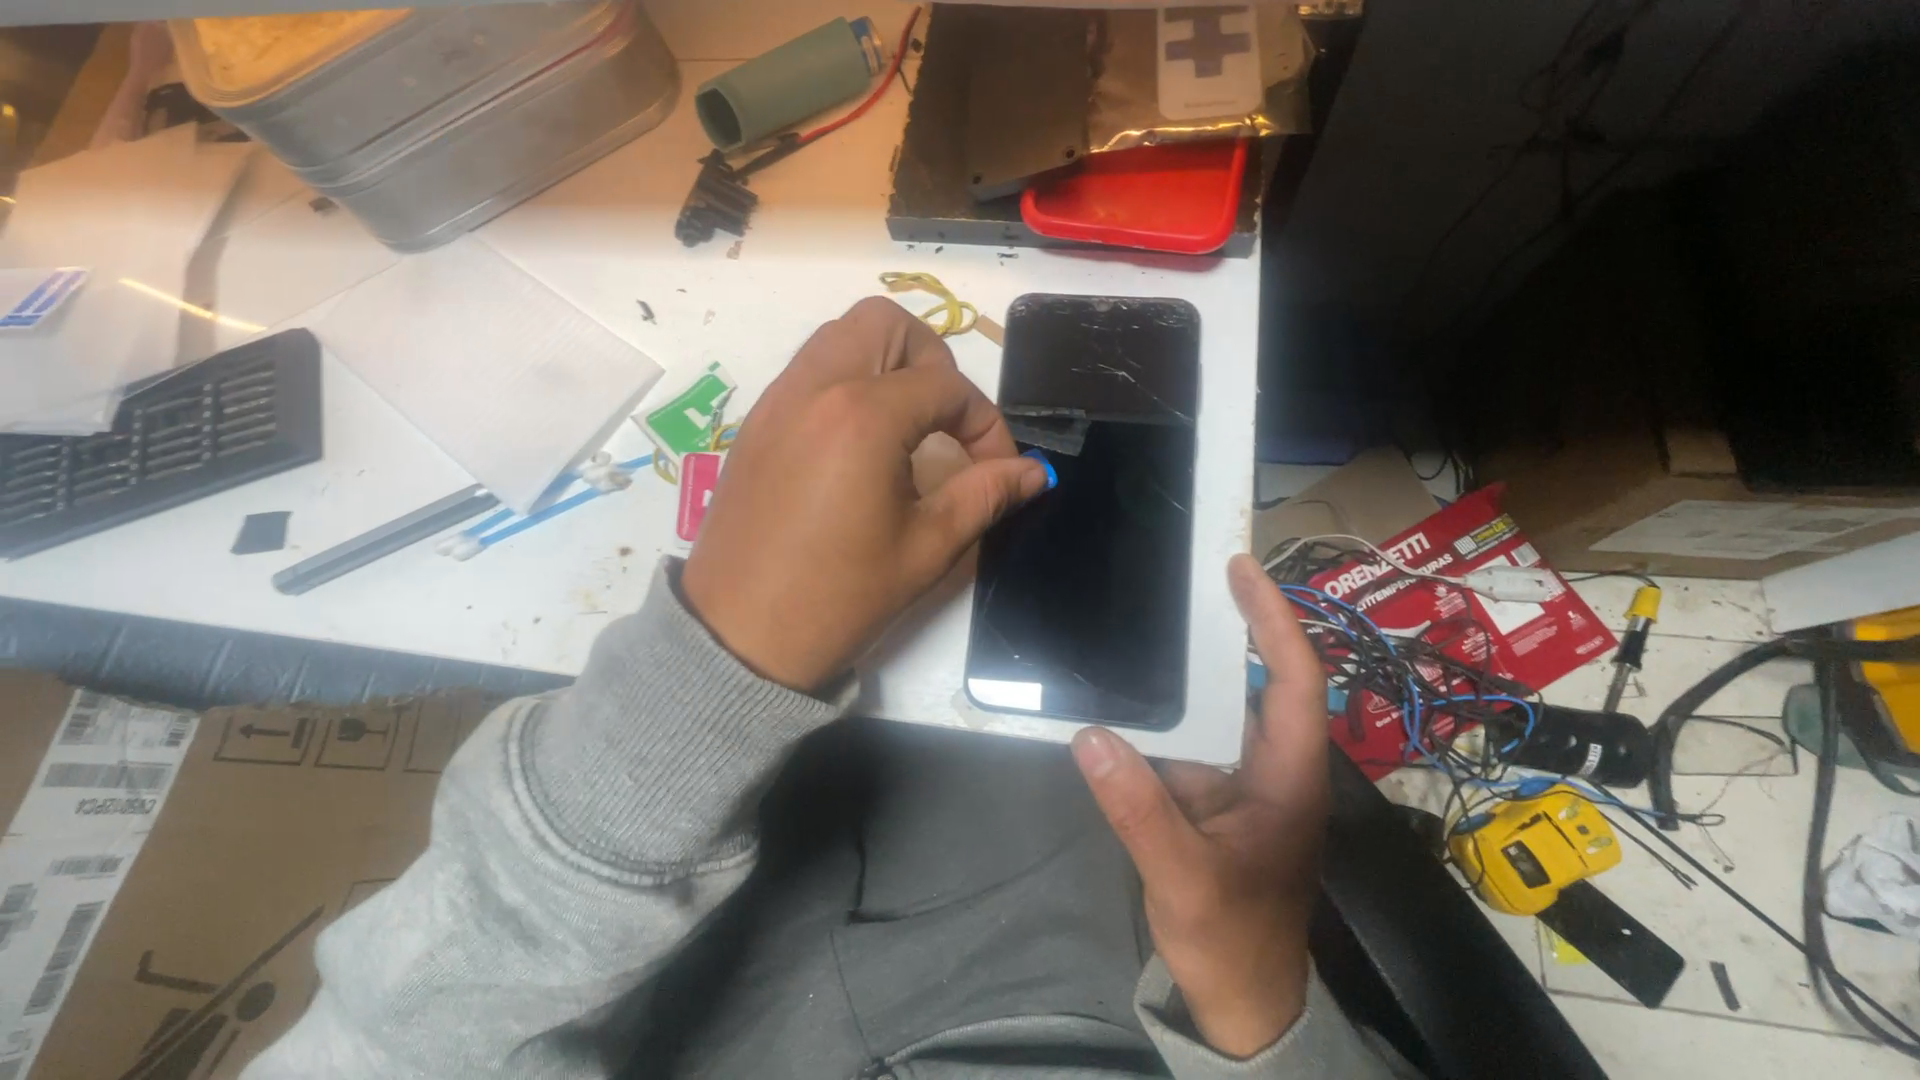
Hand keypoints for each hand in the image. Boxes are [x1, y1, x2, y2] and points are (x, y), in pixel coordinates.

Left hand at [682, 297, 1048, 692]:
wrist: (738, 637)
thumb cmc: (838, 597)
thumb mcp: (926, 548)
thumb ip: (984, 495)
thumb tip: (1034, 472)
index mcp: (863, 416)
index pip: (947, 387)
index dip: (987, 425)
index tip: (1000, 469)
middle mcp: (816, 387)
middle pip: (886, 324)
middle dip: (932, 361)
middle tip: (945, 422)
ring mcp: (778, 400)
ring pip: (840, 336)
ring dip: (886, 363)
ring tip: (907, 428)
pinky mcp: (756, 423)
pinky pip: (809, 370)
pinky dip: (845, 381)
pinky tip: (859, 445)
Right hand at [1071, 554, 1328, 1057]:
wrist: (1243, 1004)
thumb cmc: (1233, 941)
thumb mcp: (1184, 878)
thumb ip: (1138, 809)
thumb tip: (1091, 737)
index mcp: (1288, 777)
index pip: (1295, 680)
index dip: (1273, 619)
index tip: (1240, 570)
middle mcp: (1271, 769)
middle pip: (1259, 683)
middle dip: (1229, 630)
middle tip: (1183, 583)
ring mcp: (1240, 787)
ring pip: (1216, 715)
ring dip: (1186, 678)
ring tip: (1144, 630)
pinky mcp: (1212, 804)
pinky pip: (1184, 747)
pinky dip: (1156, 724)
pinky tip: (1119, 707)